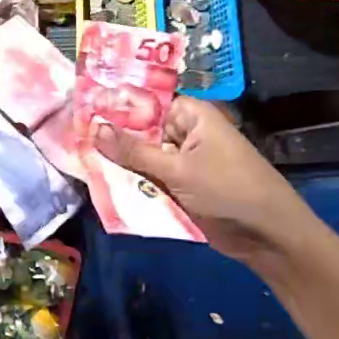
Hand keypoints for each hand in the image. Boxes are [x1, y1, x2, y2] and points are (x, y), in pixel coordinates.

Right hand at [93, 97, 315, 264]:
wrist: (267, 236)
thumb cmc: (228, 190)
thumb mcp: (177, 170)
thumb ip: (133, 151)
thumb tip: (94, 128)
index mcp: (191, 116)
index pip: (146, 102)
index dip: (115, 106)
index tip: (80, 109)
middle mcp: (184, 133)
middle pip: (141, 130)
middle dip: (111, 137)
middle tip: (70, 137)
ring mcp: (182, 162)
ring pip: (142, 157)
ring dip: (118, 163)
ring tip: (77, 159)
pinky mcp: (180, 187)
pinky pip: (149, 179)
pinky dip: (132, 183)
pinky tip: (100, 182)